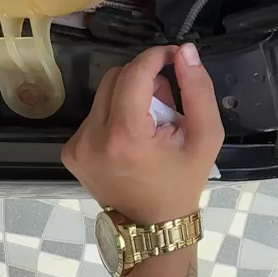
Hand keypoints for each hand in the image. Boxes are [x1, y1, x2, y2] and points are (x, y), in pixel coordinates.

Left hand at [63, 43, 222, 223]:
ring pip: (104, 93)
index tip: (174, 56)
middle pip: (117, 77)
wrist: (153, 224)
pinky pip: (95, 113)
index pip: (134, 73)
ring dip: (131, 96)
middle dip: (145, 78)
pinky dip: (117, 114)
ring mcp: (77, 145)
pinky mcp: (71, 151)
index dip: (156, 56)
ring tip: (152, 122)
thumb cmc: (184, 180)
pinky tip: (134, 136)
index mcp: (127, 135)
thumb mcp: (206, 136)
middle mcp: (93, 137)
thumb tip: (185, 52)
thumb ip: (198, 90)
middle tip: (168, 100)